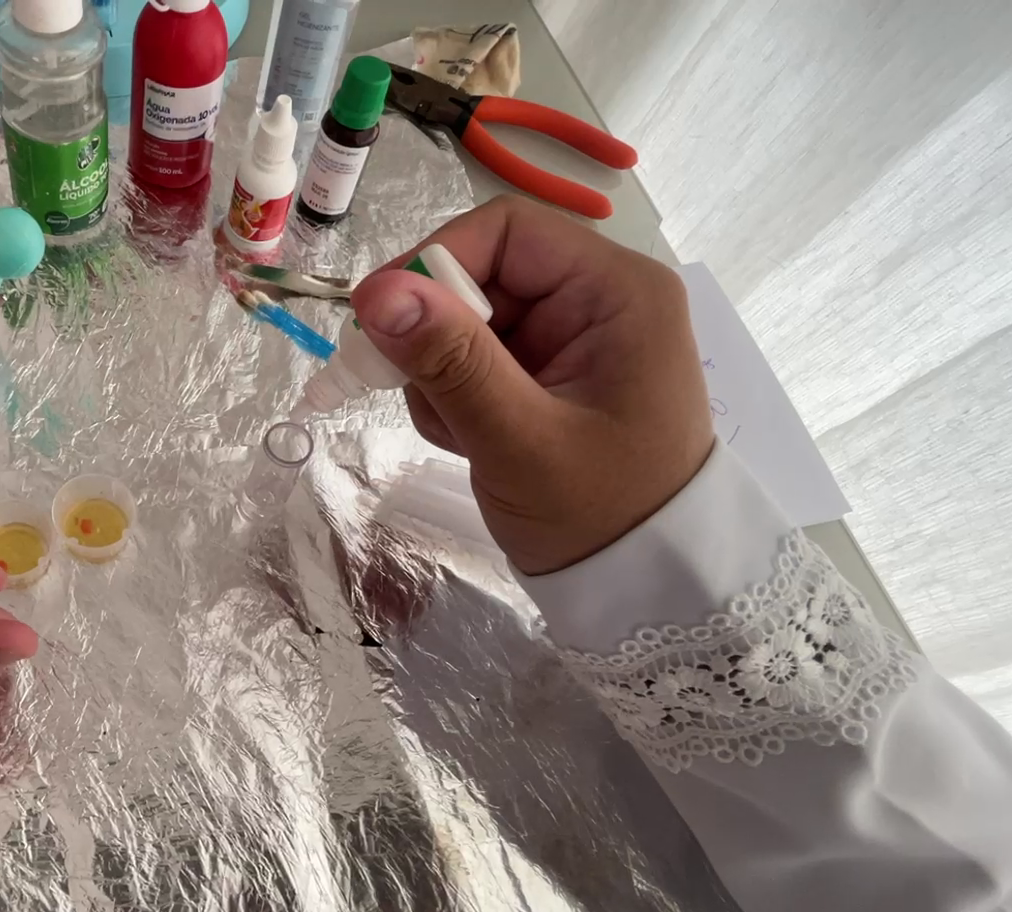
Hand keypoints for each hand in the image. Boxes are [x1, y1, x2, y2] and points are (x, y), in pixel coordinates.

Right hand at [350, 196, 713, 574]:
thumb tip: (374, 294)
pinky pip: (471, 364)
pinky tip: (469, 440)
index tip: (376, 321)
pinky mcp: (542, 378)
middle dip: (432, 337)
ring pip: (463, 326)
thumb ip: (451, 362)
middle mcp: (591, 302)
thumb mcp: (518, 439)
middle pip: (478, 279)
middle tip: (408, 392)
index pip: (504, 232)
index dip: (432, 263)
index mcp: (613, 292)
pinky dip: (451, 398)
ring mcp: (565, 342)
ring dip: (437, 377)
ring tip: (460, 434)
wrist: (637, 580)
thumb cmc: (595, 512)